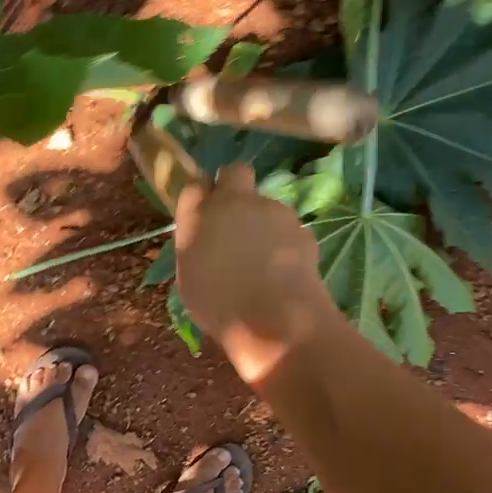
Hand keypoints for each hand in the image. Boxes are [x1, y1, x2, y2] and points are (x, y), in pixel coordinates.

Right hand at [175, 165, 334, 381]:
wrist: (274, 317)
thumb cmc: (217, 301)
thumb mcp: (189, 274)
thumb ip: (196, 240)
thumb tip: (204, 227)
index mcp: (205, 211)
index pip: (197, 183)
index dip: (200, 193)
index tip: (200, 211)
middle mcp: (241, 201)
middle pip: (236, 175)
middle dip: (233, 188)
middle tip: (229, 225)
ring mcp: (276, 212)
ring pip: (264, 205)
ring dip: (259, 223)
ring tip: (257, 263)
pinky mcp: (302, 229)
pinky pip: (286, 229)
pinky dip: (281, 244)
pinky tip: (278, 273)